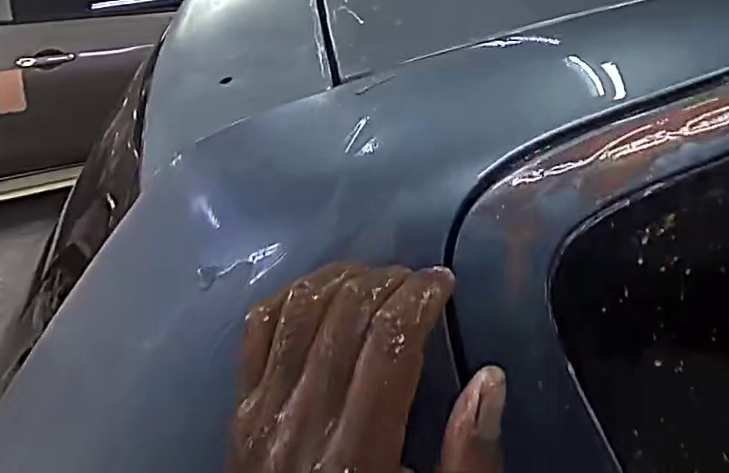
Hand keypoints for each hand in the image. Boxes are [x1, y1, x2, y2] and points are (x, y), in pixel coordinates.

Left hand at [229, 263, 505, 472]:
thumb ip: (468, 463)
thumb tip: (491, 378)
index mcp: (356, 459)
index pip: (389, 343)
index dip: (421, 297)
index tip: (444, 281)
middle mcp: (301, 426)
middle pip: (347, 313)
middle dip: (390, 281)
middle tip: (418, 281)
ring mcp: (261, 414)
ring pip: (302, 307)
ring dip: (344, 276)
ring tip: (377, 278)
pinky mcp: (237, 411)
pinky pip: (259, 325)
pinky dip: (293, 294)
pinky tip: (323, 292)